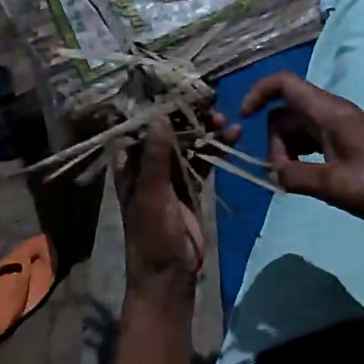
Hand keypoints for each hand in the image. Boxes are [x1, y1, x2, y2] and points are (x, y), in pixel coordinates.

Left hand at [110, 114, 233, 298]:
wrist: (169, 276)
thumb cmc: (152, 236)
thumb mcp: (153, 195)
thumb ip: (156, 156)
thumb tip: (159, 116)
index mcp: (130, 164)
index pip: (141, 126)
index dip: (158, 106)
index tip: (180, 87)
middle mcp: (148, 164)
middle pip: (168, 130)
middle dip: (187, 116)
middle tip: (209, 102)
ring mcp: (171, 174)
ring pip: (188, 143)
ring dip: (204, 130)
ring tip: (223, 118)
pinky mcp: (191, 185)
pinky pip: (204, 160)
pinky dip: (216, 148)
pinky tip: (233, 135)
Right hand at [239, 71, 363, 232]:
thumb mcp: (332, 185)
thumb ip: (294, 176)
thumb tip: (272, 174)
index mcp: (329, 112)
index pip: (284, 83)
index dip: (258, 93)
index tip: (243, 118)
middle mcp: (332, 113)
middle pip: (285, 112)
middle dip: (274, 140)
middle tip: (284, 175)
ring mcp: (340, 128)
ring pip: (296, 129)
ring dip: (287, 151)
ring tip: (296, 181)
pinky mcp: (346, 144)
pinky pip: (310, 141)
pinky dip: (300, 156)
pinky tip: (306, 179)